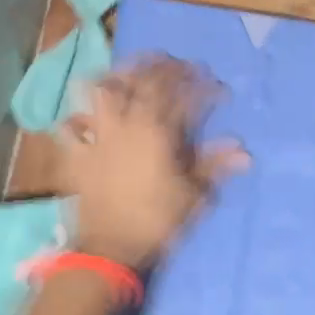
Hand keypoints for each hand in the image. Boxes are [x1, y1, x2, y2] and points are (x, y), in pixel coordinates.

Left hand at [58, 55, 249, 267]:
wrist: (108, 249)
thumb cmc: (157, 222)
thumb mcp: (195, 196)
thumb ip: (215, 166)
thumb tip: (244, 151)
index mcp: (159, 131)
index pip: (185, 95)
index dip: (204, 86)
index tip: (218, 89)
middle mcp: (126, 124)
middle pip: (143, 80)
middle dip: (164, 67)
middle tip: (178, 65)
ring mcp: (97, 136)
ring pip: (101, 90)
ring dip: (117, 77)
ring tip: (130, 76)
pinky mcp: (75, 153)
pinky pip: (70, 126)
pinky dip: (79, 118)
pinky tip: (89, 118)